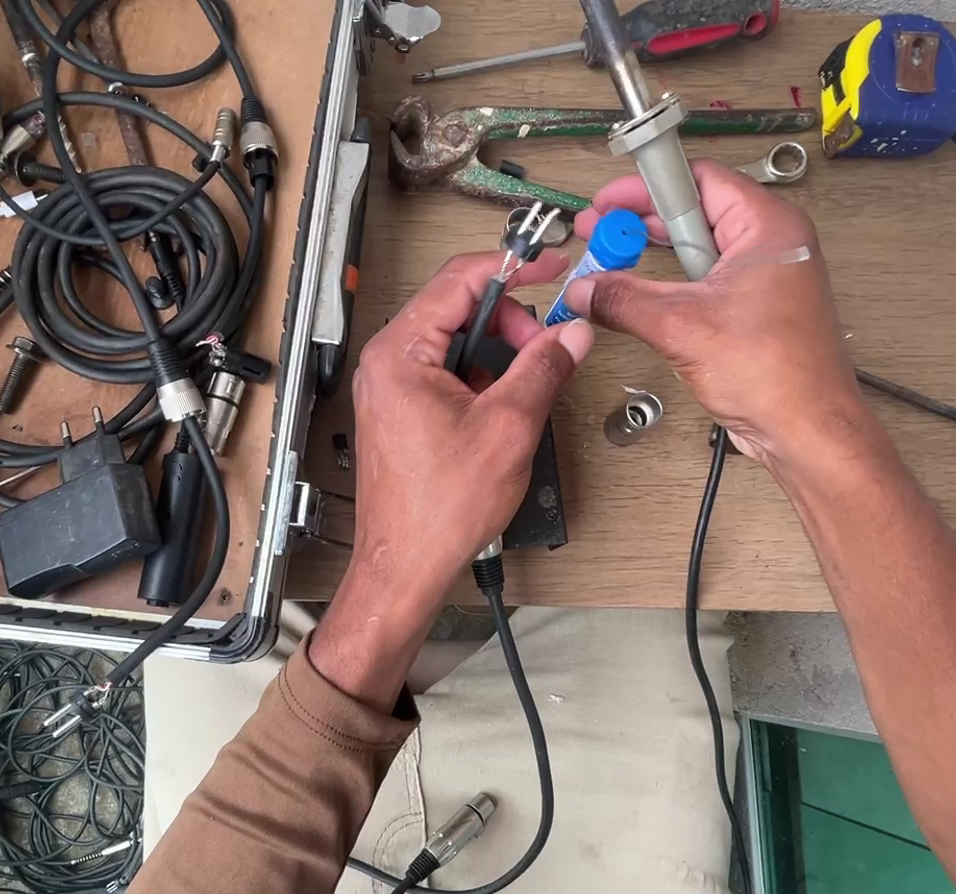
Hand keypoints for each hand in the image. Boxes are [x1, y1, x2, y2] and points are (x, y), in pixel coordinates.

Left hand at [310, 251, 591, 705]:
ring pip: (454, 344)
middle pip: (456, 309)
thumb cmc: (437, 509)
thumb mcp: (509, 427)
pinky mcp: (400, 412)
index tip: (548, 268)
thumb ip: (544, 368)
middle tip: (543, 349)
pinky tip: (498, 412)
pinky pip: (444, 374)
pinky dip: (479, 381)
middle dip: (508, 323)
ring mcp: (389, 390)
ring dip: (496, 356)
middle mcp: (385, 365)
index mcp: (400, 353)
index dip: (513, 268)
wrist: (405, 563)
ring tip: (523, 389)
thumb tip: (570, 334)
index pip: (459, 279)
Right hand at [563, 159, 876, 468]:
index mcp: (767, 226)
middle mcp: (768, 245)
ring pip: (695, 252)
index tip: (607, 200)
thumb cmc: (776, 374)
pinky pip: (701, 284)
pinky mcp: (750, 311)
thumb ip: (624, 302)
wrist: (803, 428)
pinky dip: (667, 288)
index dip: (644, 187)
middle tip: (599, 231)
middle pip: (692, 213)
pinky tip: (637, 298)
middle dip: (639, 223)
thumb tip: (585, 290)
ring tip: (610, 264)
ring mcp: (760, 279)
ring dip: (650, 257)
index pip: (697, 180)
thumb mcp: (681, 328)